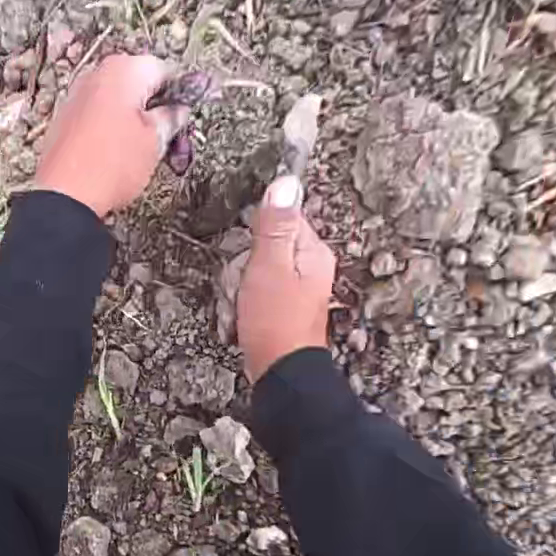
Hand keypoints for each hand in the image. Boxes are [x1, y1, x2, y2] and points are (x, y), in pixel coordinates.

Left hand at [32, 54, 190, 217]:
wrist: (66, 196)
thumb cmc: (112, 165)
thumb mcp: (155, 141)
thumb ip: (172, 118)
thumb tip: (179, 110)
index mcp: (124, 70)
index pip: (164, 70)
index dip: (180, 94)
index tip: (185, 116)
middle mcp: (97, 74)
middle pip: (138, 85)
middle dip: (155, 109)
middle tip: (168, 138)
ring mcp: (77, 96)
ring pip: (117, 102)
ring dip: (134, 122)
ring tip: (143, 153)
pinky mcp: (65, 120)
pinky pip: (98, 117)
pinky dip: (112, 131)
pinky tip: (118, 157)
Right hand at [238, 176, 335, 381]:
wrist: (279, 372)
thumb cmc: (275, 322)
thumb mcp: (269, 266)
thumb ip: (275, 225)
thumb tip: (285, 182)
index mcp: (313, 252)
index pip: (282, 219)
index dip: (258, 234)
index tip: (250, 254)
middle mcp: (310, 267)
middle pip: (267, 245)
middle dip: (246, 264)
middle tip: (247, 284)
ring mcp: (298, 288)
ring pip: (257, 269)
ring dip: (242, 285)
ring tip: (245, 304)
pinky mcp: (284, 306)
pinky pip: (256, 290)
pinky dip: (245, 301)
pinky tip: (245, 315)